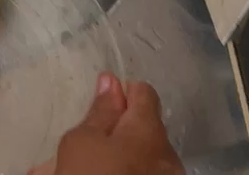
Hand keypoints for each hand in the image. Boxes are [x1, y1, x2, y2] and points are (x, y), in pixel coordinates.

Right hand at [32, 75, 183, 174]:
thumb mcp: (80, 143)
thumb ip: (99, 111)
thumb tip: (111, 82)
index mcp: (150, 131)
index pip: (143, 92)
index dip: (120, 95)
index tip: (99, 110)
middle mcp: (168, 157)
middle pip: (142, 131)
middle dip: (114, 134)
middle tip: (84, 147)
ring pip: (141, 160)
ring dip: (116, 160)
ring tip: (86, 170)